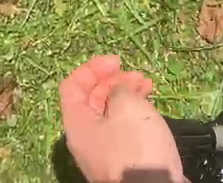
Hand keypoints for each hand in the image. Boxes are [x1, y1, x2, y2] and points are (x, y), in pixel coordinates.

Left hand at [59, 55, 184, 182]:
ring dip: (127, 94)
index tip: (117, 62)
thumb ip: (118, 89)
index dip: (93, 68)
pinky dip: (135, 112)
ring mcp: (104, 151)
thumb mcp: (126, 105)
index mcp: (77, 124)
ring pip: (111, 113)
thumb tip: (120, 90)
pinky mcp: (123, 161)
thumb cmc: (134, 146)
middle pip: (92, 98)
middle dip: (114, 80)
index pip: (73, 86)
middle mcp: (86, 138)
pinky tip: (149, 107)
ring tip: (147, 86)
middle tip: (136, 75)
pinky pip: (124, 128)